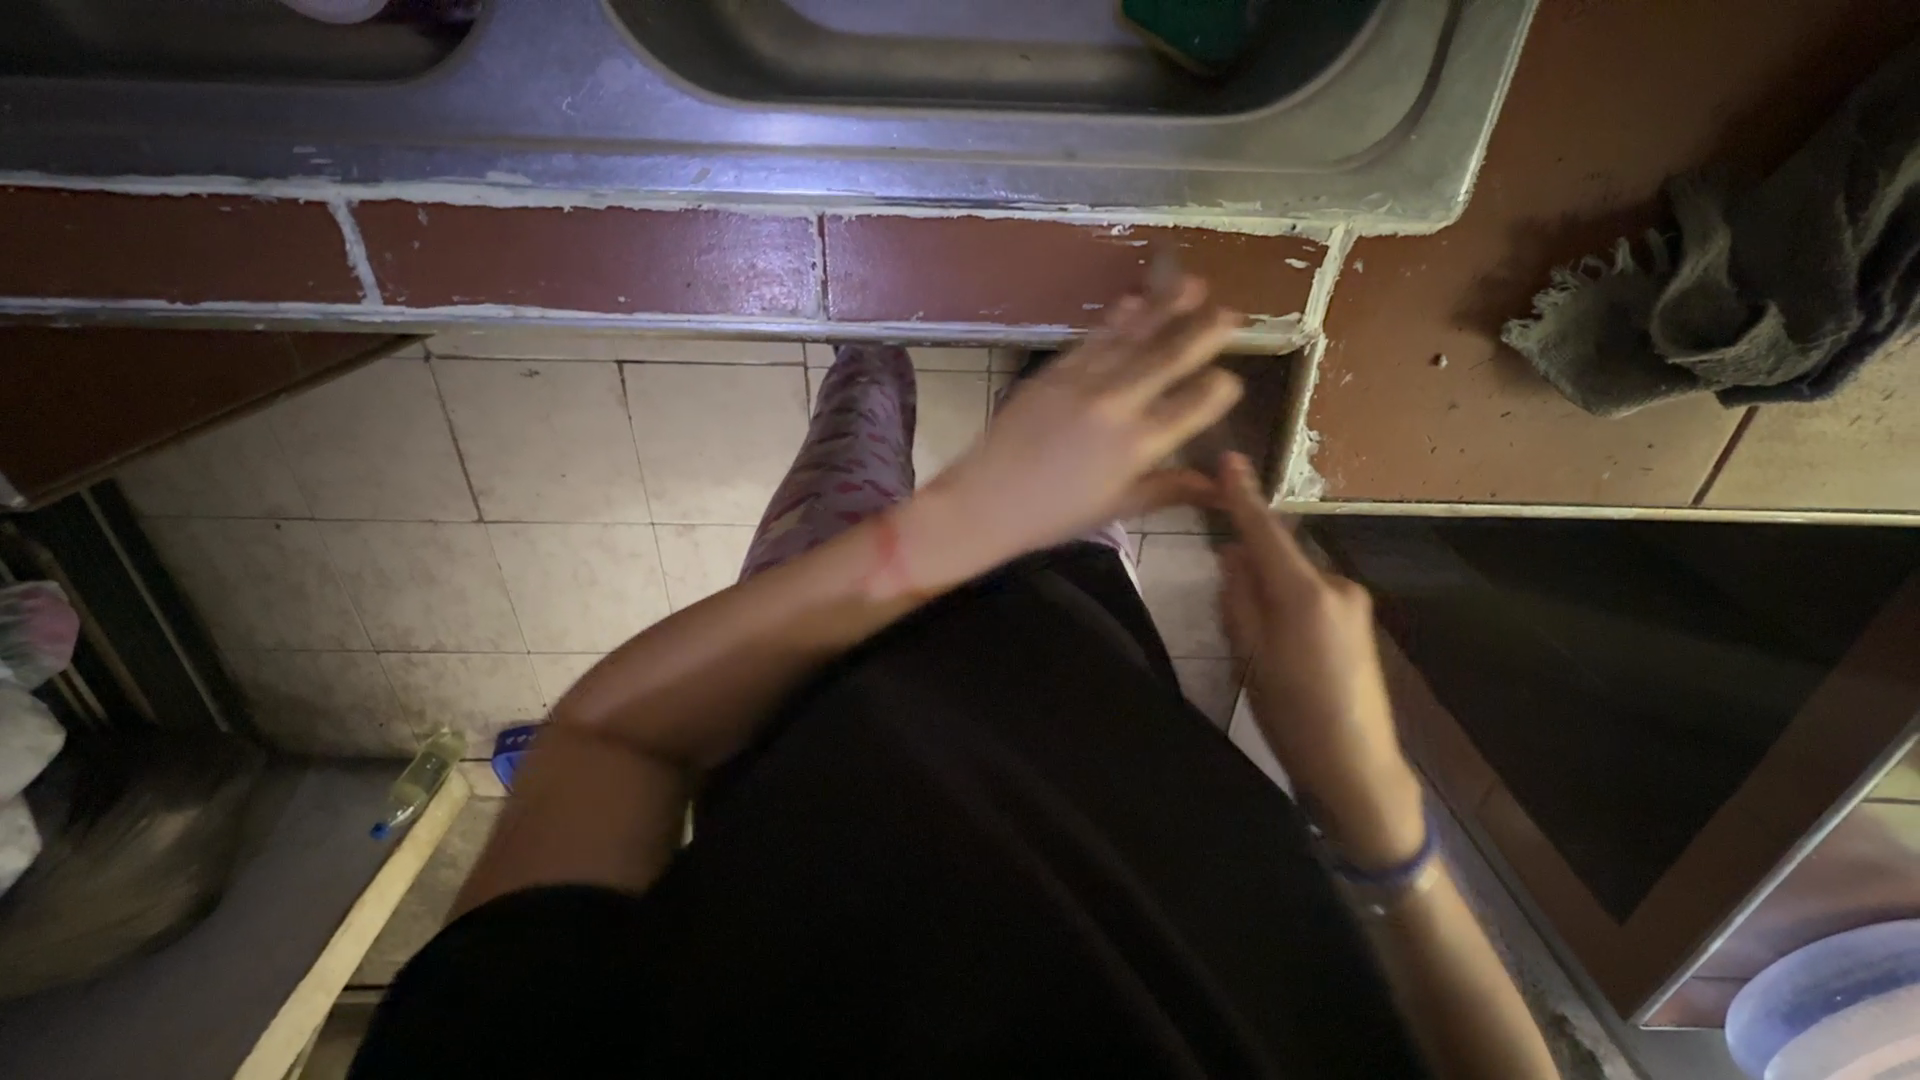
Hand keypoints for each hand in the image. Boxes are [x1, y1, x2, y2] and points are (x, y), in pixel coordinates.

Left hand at [927, 277, 1242, 566]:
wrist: (986, 500)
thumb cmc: (1055, 514)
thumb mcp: (1119, 506)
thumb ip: (1172, 489)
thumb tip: (1222, 489)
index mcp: (1139, 444)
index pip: (1195, 405)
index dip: (1219, 390)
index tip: (1231, 380)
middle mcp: (1117, 404)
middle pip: (1170, 358)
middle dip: (1204, 332)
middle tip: (1232, 314)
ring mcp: (1083, 381)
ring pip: (1134, 337)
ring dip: (1165, 308)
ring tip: (1194, 284)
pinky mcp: (1054, 371)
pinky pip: (1094, 338)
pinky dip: (1117, 318)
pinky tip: (1135, 300)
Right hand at [1214, 452, 1424, 869]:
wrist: (1356, 765)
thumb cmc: (1292, 714)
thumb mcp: (1249, 657)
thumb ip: (1238, 598)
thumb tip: (1232, 554)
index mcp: (1305, 593)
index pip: (1265, 532)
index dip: (1242, 497)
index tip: (1227, 461)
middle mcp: (1336, 586)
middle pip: (1278, 557)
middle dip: (1249, 569)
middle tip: (1231, 621)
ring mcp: (1353, 604)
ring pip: (1293, 580)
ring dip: (1269, 595)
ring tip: (1258, 650)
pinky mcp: (1359, 622)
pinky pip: (1311, 598)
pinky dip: (1288, 609)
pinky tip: (1282, 652)